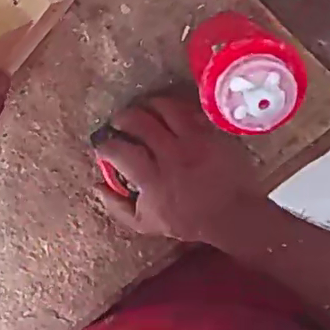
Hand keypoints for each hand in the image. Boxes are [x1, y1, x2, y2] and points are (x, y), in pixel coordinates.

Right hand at [92, 94, 269, 244]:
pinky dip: (174, 107)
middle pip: (137, 120)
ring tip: (142, 112)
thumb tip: (96, 184)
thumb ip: (117, 206)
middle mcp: (171, 154)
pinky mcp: (211, 131)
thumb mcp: (146, 224)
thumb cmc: (187, 221)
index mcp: (152, 178)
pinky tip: (168, 113)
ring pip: (163, 106)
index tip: (103, 146)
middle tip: (119, 124)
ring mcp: (194, 140)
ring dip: (147, 105)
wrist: (232, 214)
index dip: (104, 144)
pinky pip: (188, 108)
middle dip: (121, 118)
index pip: (118, 150)